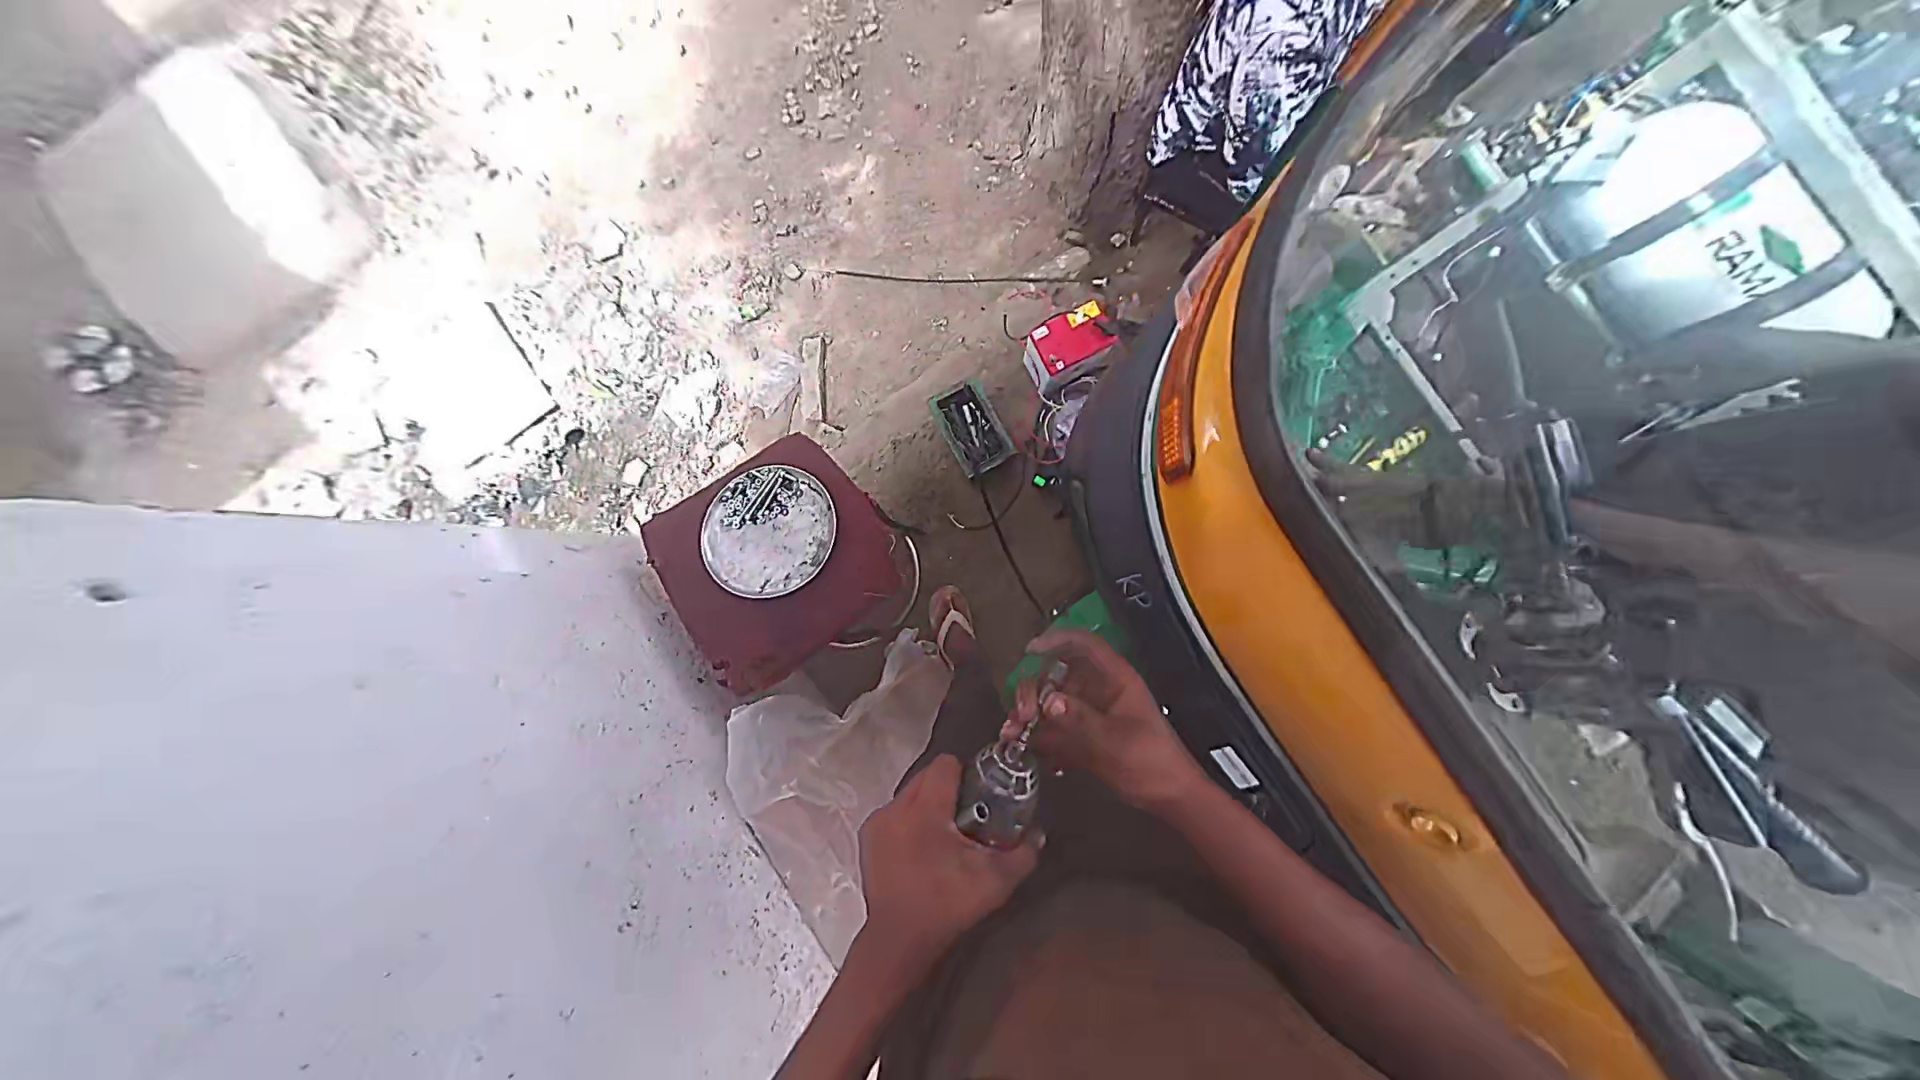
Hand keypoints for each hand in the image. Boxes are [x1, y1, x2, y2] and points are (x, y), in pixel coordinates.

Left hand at [857, 755, 1040, 965]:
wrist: (899, 940)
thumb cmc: (947, 905)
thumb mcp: (994, 882)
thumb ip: (1022, 854)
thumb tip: (1037, 834)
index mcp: (925, 809)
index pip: (945, 764)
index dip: (965, 772)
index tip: (979, 794)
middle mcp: (897, 807)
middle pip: (926, 775)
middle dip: (948, 786)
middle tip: (967, 813)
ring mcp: (878, 821)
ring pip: (910, 793)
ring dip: (928, 803)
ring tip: (945, 832)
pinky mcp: (867, 837)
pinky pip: (895, 813)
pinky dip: (910, 820)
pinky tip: (921, 847)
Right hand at [1006, 628, 1208, 812]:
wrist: (1169, 797)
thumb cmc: (1150, 761)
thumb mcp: (1114, 740)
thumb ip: (1080, 719)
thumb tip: (1047, 701)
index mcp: (1113, 679)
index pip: (1084, 645)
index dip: (1057, 640)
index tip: (1030, 651)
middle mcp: (1096, 690)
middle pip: (1056, 675)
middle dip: (1033, 690)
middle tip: (1022, 716)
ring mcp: (1088, 714)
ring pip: (1049, 703)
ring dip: (1027, 717)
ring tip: (1011, 736)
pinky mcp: (1082, 737)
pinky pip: (1053, 729)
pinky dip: (1037, 738)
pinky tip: (1023, 751)